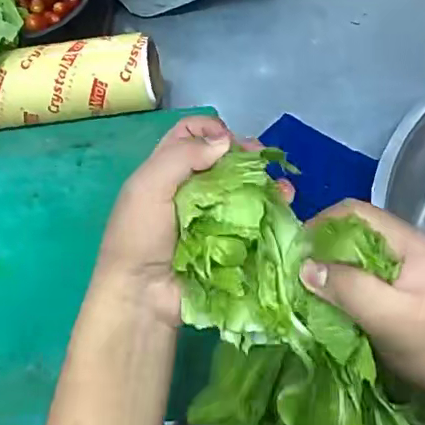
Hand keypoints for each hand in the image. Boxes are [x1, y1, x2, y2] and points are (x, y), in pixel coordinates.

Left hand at [92, 115, 286, 323]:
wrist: (143, 295)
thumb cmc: (139, 236)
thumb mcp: (148, 186)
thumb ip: (182, 157)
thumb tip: (225, 141)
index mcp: (164, 169)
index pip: (189, 133)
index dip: (209, 129)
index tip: (228, 140)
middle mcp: (189, 188)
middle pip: (221, 158)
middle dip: (243, 154)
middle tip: (261, 159)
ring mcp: (211, 216)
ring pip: (242, 187)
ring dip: (263, 181)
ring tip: (282, 186)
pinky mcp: (229, 241)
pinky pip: (253, 218)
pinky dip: (270, 208)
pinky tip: (284, 205)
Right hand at [298, 199, 424, 403]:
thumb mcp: (389, 318)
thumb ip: (347, 287)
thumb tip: (305, 267)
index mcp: (406, 242)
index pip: (353, 211)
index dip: (321, 224)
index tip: (298, 252)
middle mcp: (406, 249)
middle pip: (354, 232)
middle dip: (323, 248)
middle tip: (300, 275)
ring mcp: (408, 272)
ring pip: (359, 257)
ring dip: (334, 271)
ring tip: (312, 292)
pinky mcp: (406, 295)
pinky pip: (367, 279)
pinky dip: (347, 288)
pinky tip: (336, 308)